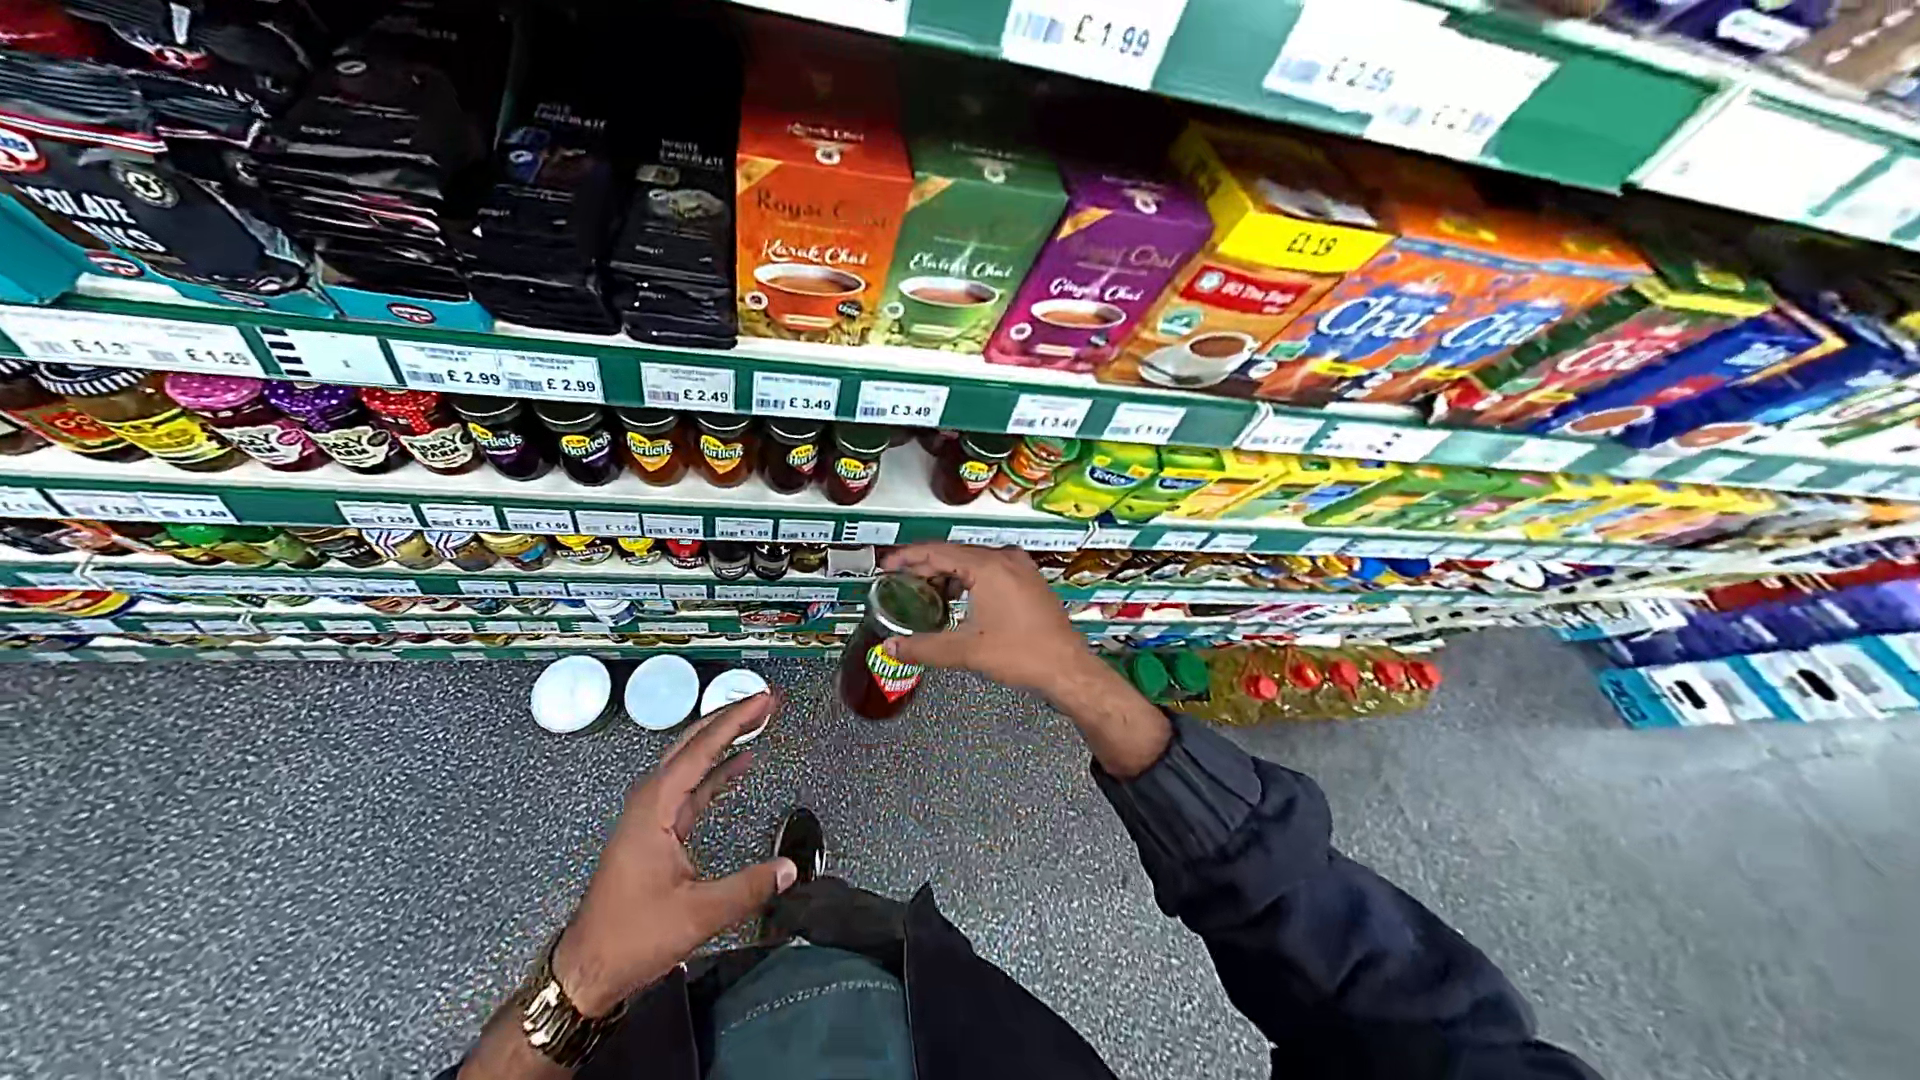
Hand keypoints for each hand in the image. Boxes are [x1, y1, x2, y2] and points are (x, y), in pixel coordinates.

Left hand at [551, 693, 796, 1014]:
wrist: (588, 968)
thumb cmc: (631, 937)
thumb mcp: (697, 914)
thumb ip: (749, 888)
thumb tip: (790, 868)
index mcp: (654, 809)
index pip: (700, 750)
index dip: (734, 721)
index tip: (763, 701)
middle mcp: (650, 802)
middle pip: (692, 744)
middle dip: (729, 717)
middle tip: (765, 700)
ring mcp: (653, 814)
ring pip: (691, 760)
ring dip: (724, 738)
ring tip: (757, 720)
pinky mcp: (659, 829)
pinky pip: (692, 784)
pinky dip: (718, 769)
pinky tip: (740, 762)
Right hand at [881, 543, 1172, 777]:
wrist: (1067, 668)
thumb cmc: (1023, 654)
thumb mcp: (965, 651)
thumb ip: (923, 647)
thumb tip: (891, 648)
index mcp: (988, 566)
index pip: (937, 551)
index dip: (908, 558)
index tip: (887, 566)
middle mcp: (1006, 559)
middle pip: (954, 553)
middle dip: (925, 567)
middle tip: (901, 582)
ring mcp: (1020, 568)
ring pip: (973, 560)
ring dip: (947, 573)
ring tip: (925, 593)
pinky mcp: (1028, 581)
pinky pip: (990, 569)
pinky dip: (968, 579)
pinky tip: (957, 599)